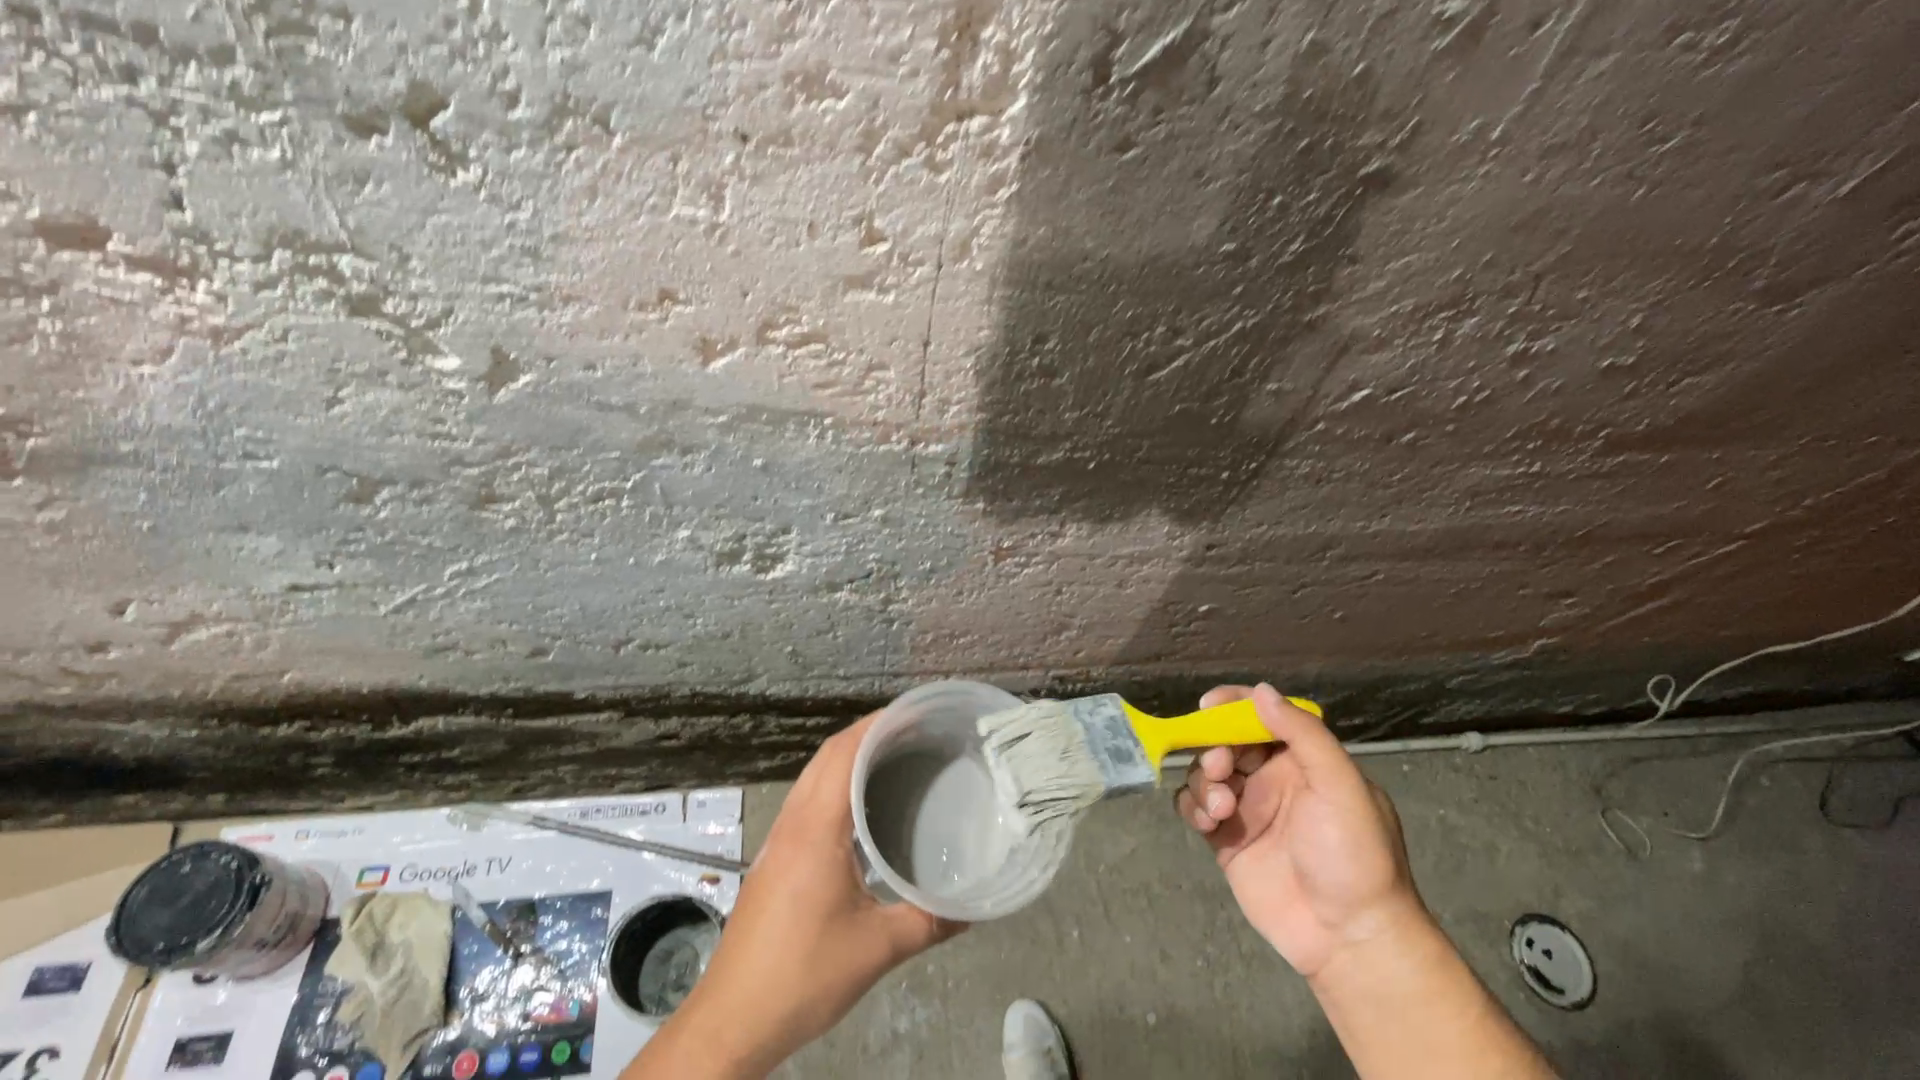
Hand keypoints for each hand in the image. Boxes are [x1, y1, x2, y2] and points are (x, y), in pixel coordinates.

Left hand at [623, 712, 964, 1078]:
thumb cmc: (804, 976)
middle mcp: (792, 824)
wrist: (734, 1019)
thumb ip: (929, 921)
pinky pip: (807, 803)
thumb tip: (972, 907)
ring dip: (848, 759)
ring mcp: (777, 842)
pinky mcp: (774, 861)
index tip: (916, 713)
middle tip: (917, 732)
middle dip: (868, 734)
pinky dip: (835, 787)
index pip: (844, 753)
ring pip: (813, 779)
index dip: (877, 724)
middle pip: (826, 757)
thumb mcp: (878, 949)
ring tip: (895, 759)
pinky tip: (863, 811)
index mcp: (815, 829)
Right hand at [1176, 683, 1427, 977]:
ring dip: (1204, 781)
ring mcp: (1248, 810)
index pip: (1265, 717)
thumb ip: (1303, 735)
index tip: (1209, 706)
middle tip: (1221, 768)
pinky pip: (1196, 808)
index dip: (1235, 705)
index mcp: (1306, 761)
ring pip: (1207, 774)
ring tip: (1221, 809)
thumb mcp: (1341, 787)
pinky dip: (1193, 807)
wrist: (1348, 937)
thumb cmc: (1353, 855)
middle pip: (1227, 742)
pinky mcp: (1226, 841)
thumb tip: (1260, 691)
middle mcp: (1274, 779)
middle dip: (1214, 747)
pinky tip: (1207, 822)